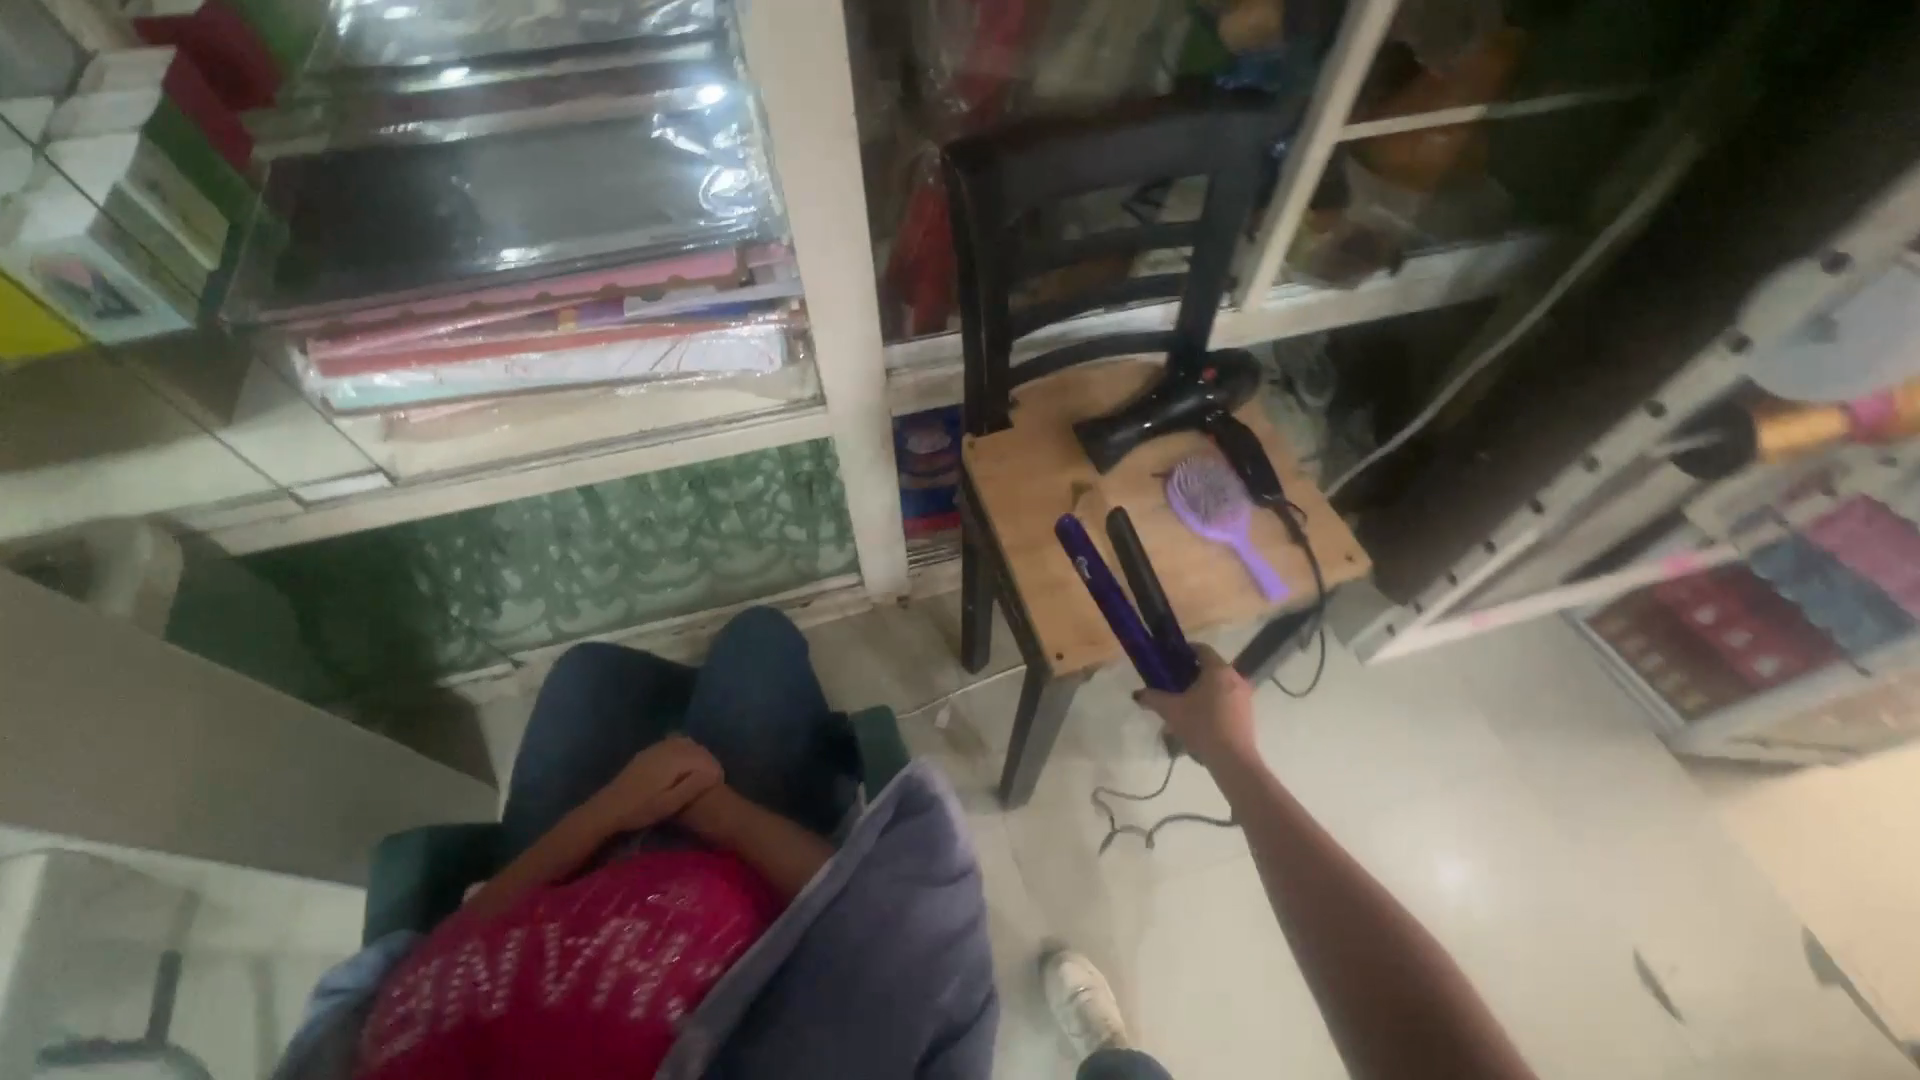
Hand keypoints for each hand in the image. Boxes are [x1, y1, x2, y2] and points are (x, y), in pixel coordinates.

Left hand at [583, 736, 722, 832]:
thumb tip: (713, 773)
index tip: (716, 787)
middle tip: (709, 783)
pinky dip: (684, 751)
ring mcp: (656, 747)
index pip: (705, 758)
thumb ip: (693, 786)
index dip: (715, 772)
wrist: (607, 808)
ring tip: (698, 776)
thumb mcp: (669, 804)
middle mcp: (667, 747)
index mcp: (674, 759)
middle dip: (708, 763)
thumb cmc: (640, 810)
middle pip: (698, 748)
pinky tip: (682, 768)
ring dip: (697, 756)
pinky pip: (674, 743)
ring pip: (687, 743)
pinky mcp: (649, 751)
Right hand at [1134, 646, 1257, 767]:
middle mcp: (1235, 677)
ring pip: (1220, 683)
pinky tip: (1200, 715)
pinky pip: (1228, 697)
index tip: (1171, 656)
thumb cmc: (1201, 726)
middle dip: (1192, 671)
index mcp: (1218, 670)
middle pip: (1211, 666)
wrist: (1232, 758)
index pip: (1202, 649)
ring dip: (1204, 687)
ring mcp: (1244, 695)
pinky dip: (1214, 700)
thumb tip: (1137, 694)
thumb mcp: (1171, 711)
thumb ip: (1152, 698)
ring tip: (1185, 700)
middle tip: (1174, 681)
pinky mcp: (1247, 712)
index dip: (1185, 649)